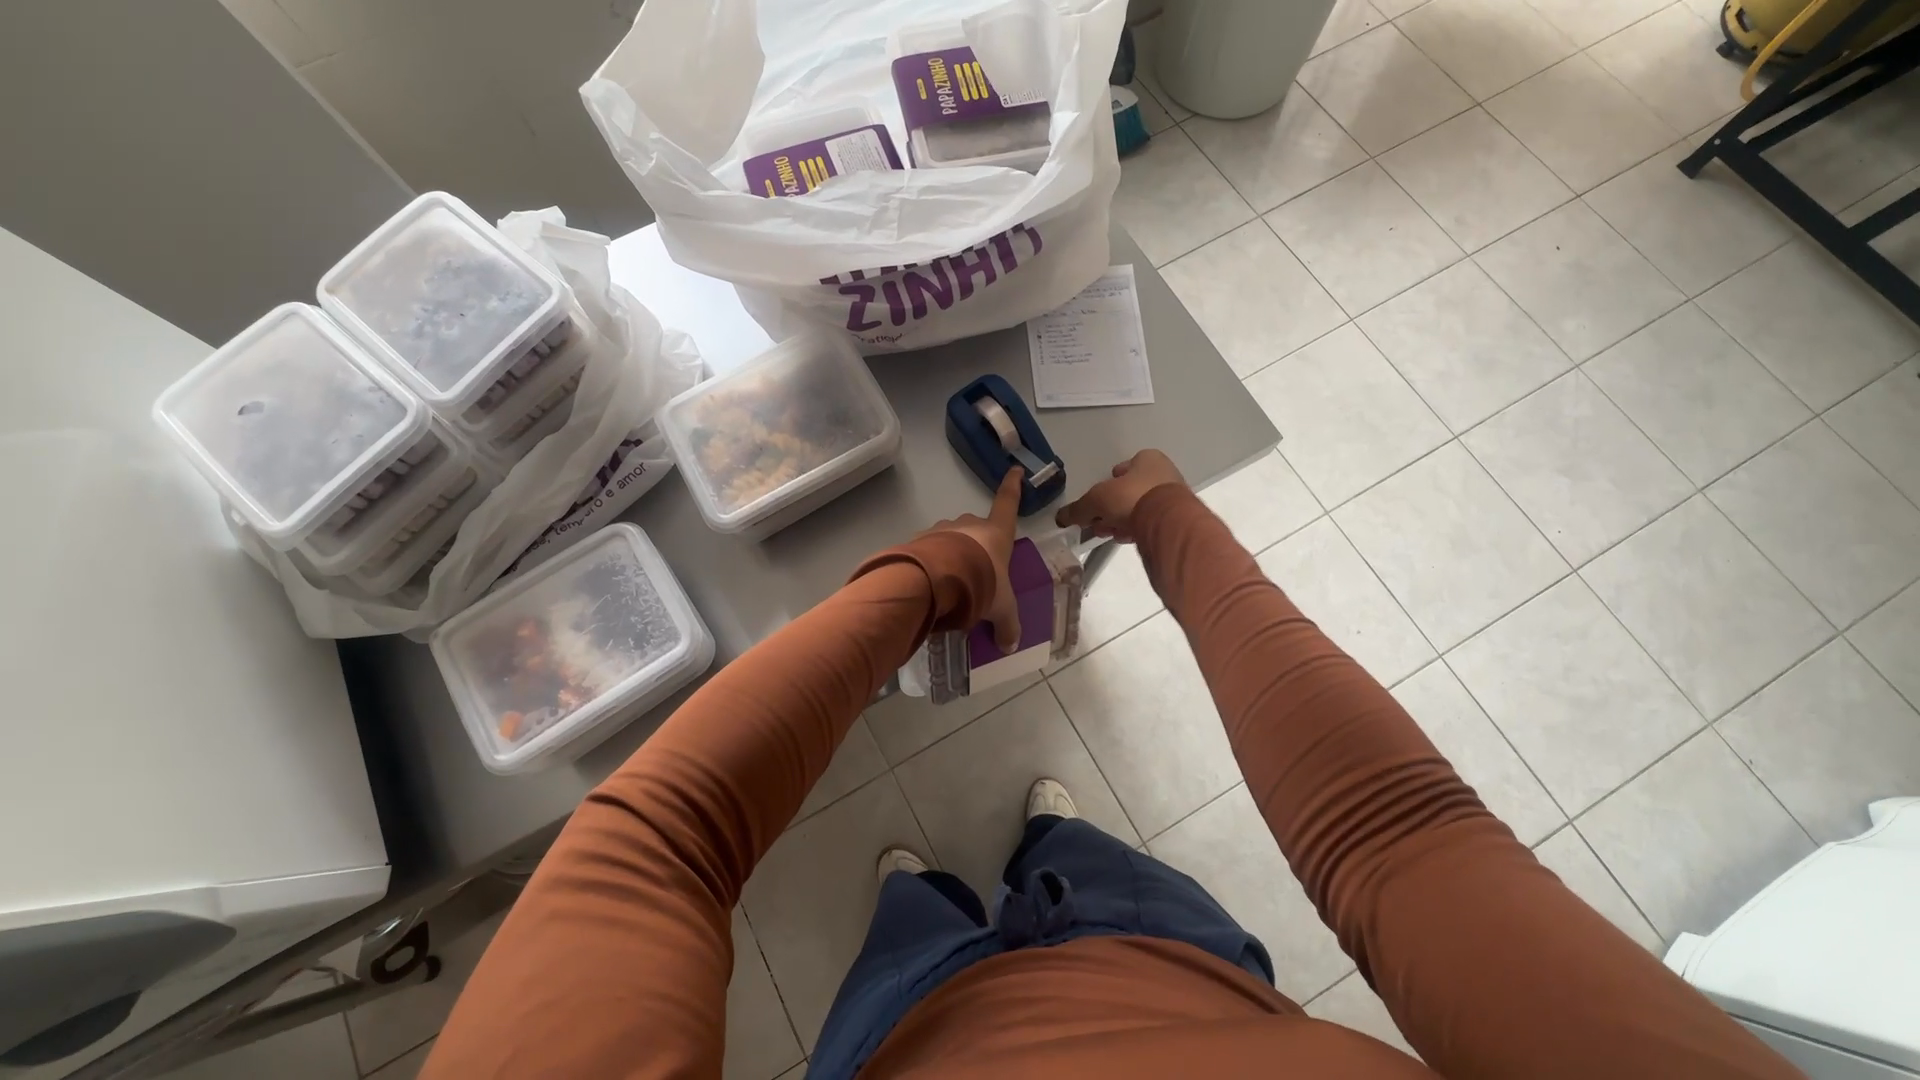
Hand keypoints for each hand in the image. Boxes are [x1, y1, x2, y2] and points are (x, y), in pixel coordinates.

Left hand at [922, 467, 1024, 650]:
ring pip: (949, 539)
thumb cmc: (982, 584)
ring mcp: (942, 530)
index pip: (1008, 505)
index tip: (1014, 470)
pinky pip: (928, 550)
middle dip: (976, 546)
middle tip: (975, 573)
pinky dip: (930, 562)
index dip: (1012, 488)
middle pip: (976, 528)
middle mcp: (969, 525)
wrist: (937, 579)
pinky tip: (929, 585)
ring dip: (951, 556)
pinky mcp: (918, 540)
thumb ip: (1007, 625)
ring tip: (949, 584)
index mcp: (996, 534)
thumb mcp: (1001, 608)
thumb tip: (1011, 645)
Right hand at [1054, 449, 1185, 543]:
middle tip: (1097, 521)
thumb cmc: (1131, 497)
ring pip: (1139, 508)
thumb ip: (1079, 508)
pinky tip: (1123, 538)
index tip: (1097, 499)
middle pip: (1129, 491)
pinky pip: (1149, 522)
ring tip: (1107, 532)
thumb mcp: (1097, 499)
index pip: (1124, 468)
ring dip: (1121, 520)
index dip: (1108, 482)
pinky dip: (1135, 529)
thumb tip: (1061, 518)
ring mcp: (1172, 497)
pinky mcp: (1175, 520)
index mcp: (1148, 459)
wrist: (1167, 521)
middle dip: (1111, 507)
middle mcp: (1163, 474)